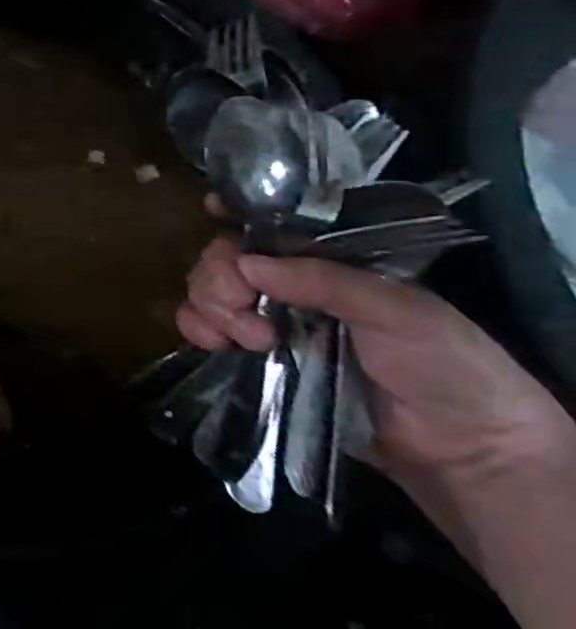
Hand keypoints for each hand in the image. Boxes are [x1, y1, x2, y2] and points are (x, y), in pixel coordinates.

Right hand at [175, 237, 575, 490]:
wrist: (463, 450)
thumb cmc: (447, 367)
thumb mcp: (401, 313)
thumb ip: (326, 282)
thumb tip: (246, 263)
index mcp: (326, 264)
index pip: (268, 228)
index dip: (235, 213)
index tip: (212, 210)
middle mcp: (289, 286)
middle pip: (225, 259)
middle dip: (220, 279)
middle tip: (245, 308)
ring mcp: (267, 320)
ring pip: (204, 290)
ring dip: (210, 307)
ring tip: (250, 340)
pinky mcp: (251, 355)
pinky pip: (199, 326)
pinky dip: (195, 328)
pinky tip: (214, 343)